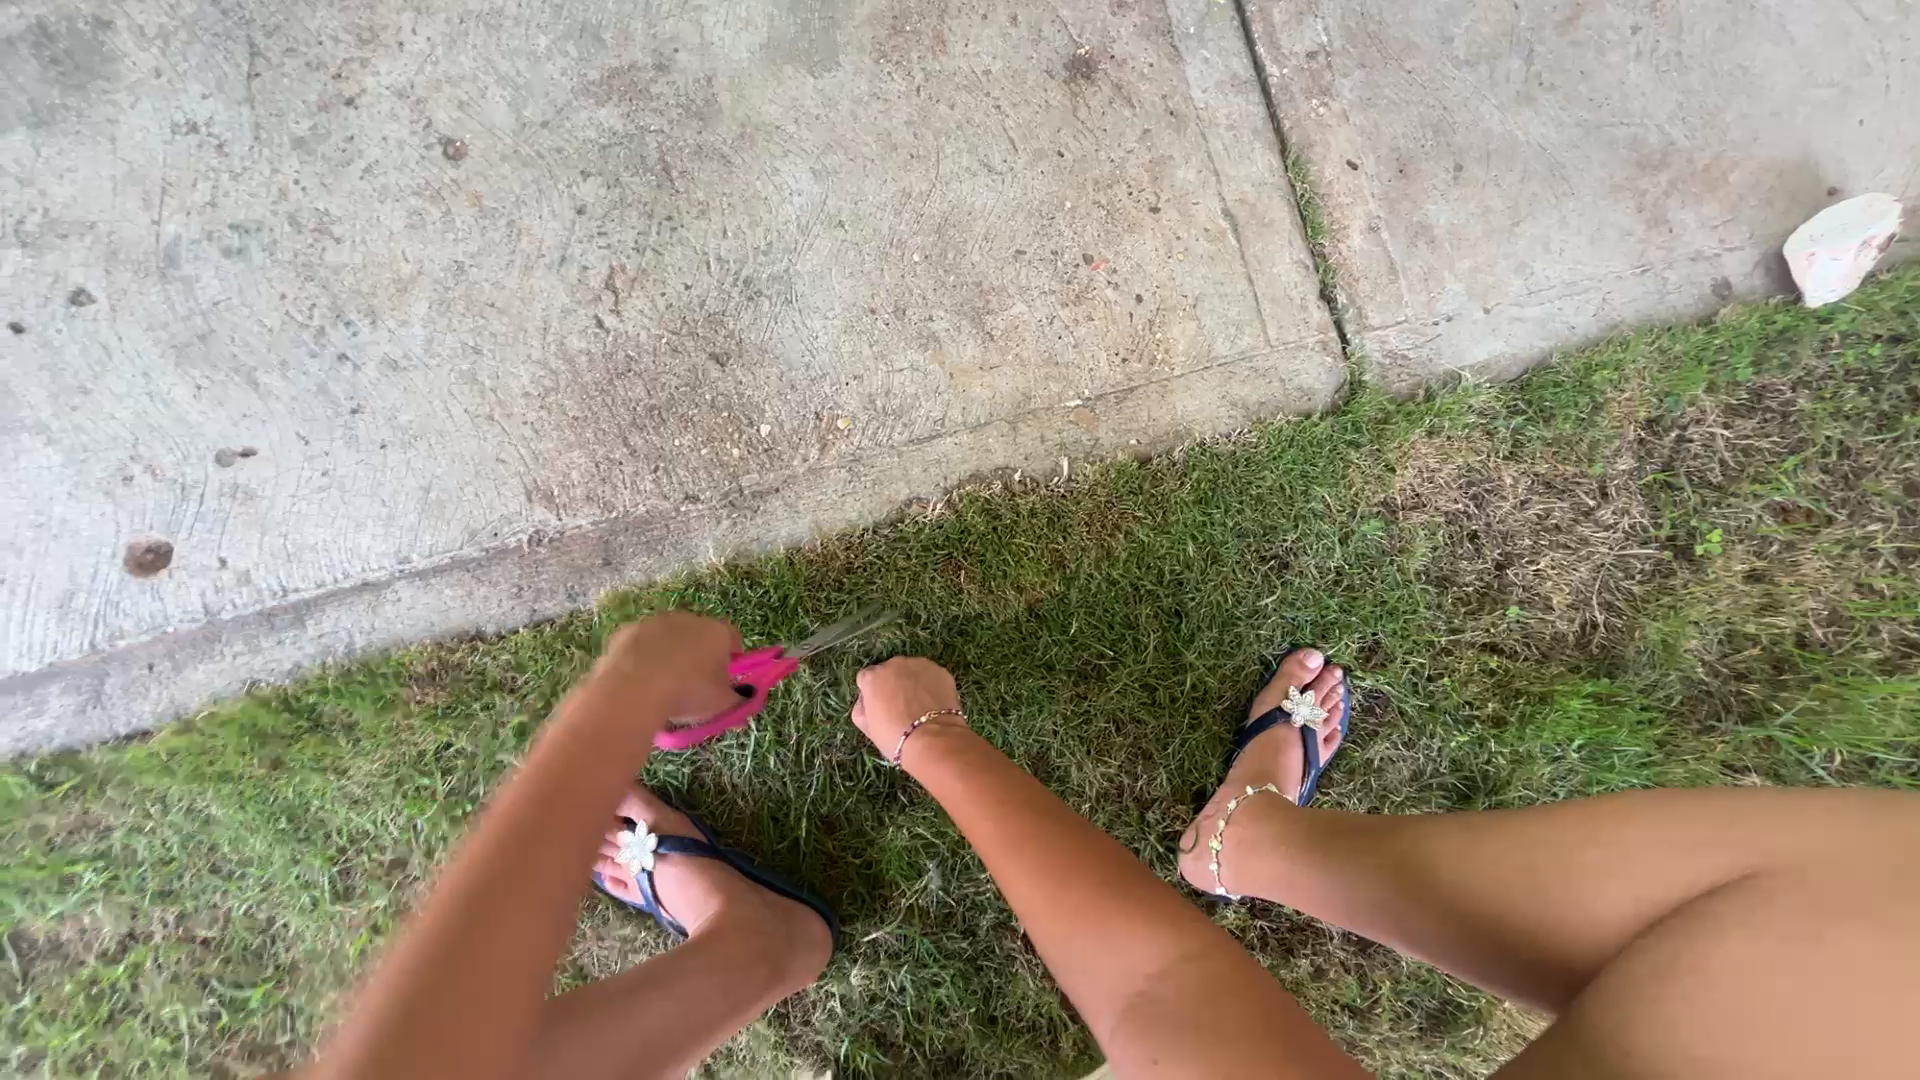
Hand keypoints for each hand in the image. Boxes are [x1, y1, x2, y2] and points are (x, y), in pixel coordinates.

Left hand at [587, 612, 743, 723]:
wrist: (633, 689)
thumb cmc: (688, 694)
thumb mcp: (722, 705)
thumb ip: (738, 701)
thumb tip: (743, 699)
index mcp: (718, 633)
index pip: (733, 638)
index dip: (732, 658)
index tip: (725, 678)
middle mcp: (689, 619)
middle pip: (699, 636)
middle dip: (698, 656)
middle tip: (692, 686)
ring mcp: (656, 622)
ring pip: (668, 639)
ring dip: (668, 656)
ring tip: (661, 687)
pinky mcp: (627, 631)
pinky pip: (641, 646)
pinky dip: (641, 659)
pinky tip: (637, 682)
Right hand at [851, 657, 963, 753]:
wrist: (932, 740)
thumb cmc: (894, 736)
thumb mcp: (866, 726)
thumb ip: (862, 706)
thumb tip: (867, 700)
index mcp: (873, 676)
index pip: (866, 678)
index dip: (872, 693)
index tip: (879, 708)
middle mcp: (895, 663)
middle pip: (890, 671)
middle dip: (893, 684)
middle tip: (901, 708)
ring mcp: (920, 665)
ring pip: (912, 671)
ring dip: (912, 683)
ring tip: (919, 707)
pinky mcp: (940, 671)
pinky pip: (931, 676)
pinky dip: (931, 686)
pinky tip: (933, 704)